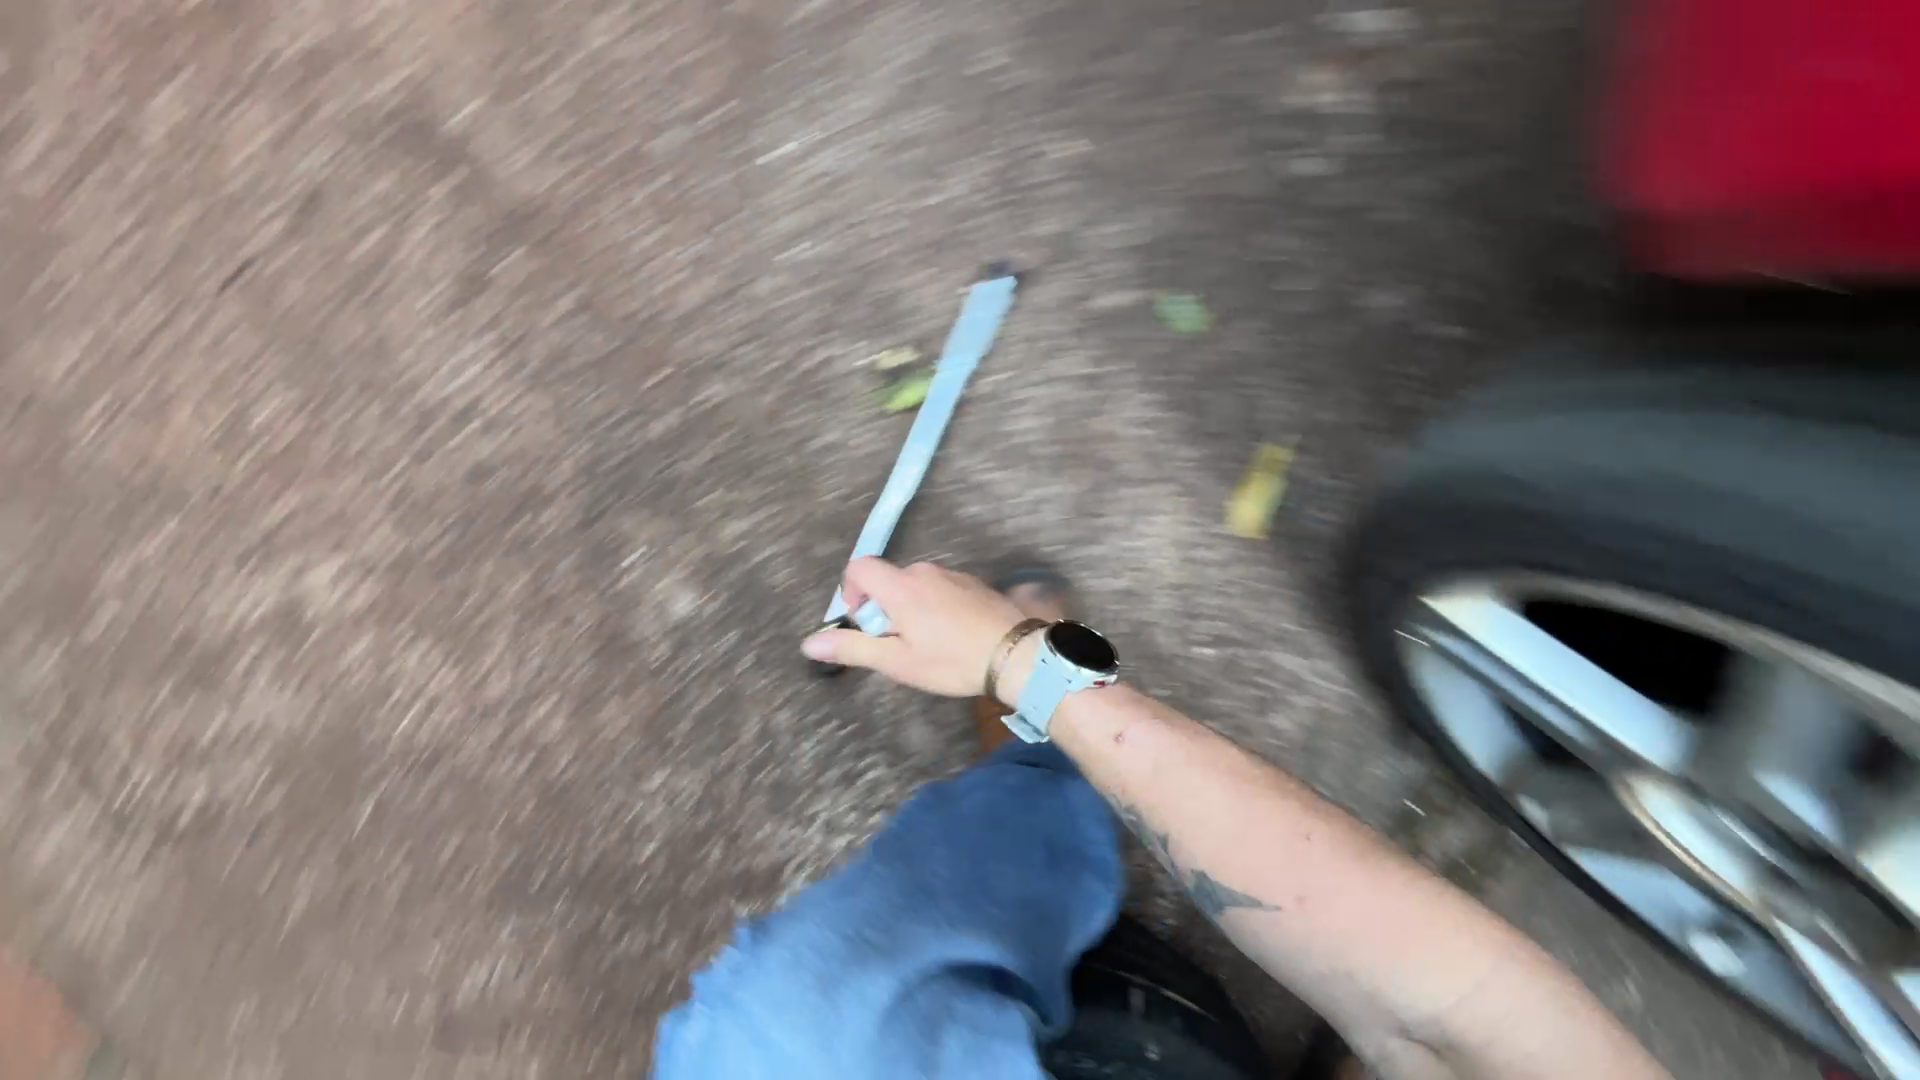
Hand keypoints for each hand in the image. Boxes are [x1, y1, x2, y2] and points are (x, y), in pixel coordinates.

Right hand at [802, 558, 1036, 702]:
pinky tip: (952, 636)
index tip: (864, 623)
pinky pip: (940, 589)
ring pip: (915, 586)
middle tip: (898, 645)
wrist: (1016, 655)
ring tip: (928, 645)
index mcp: (901, 586)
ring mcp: (952, 575)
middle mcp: (924, 571)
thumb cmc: (952, 661)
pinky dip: (935, 607)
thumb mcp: (898, 662)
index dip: (851, 592)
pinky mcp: (973, 583)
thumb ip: (853, 648)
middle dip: (883, 609)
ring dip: (910, 609)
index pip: (859, 567)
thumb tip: (809, 642)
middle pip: (888, 579)